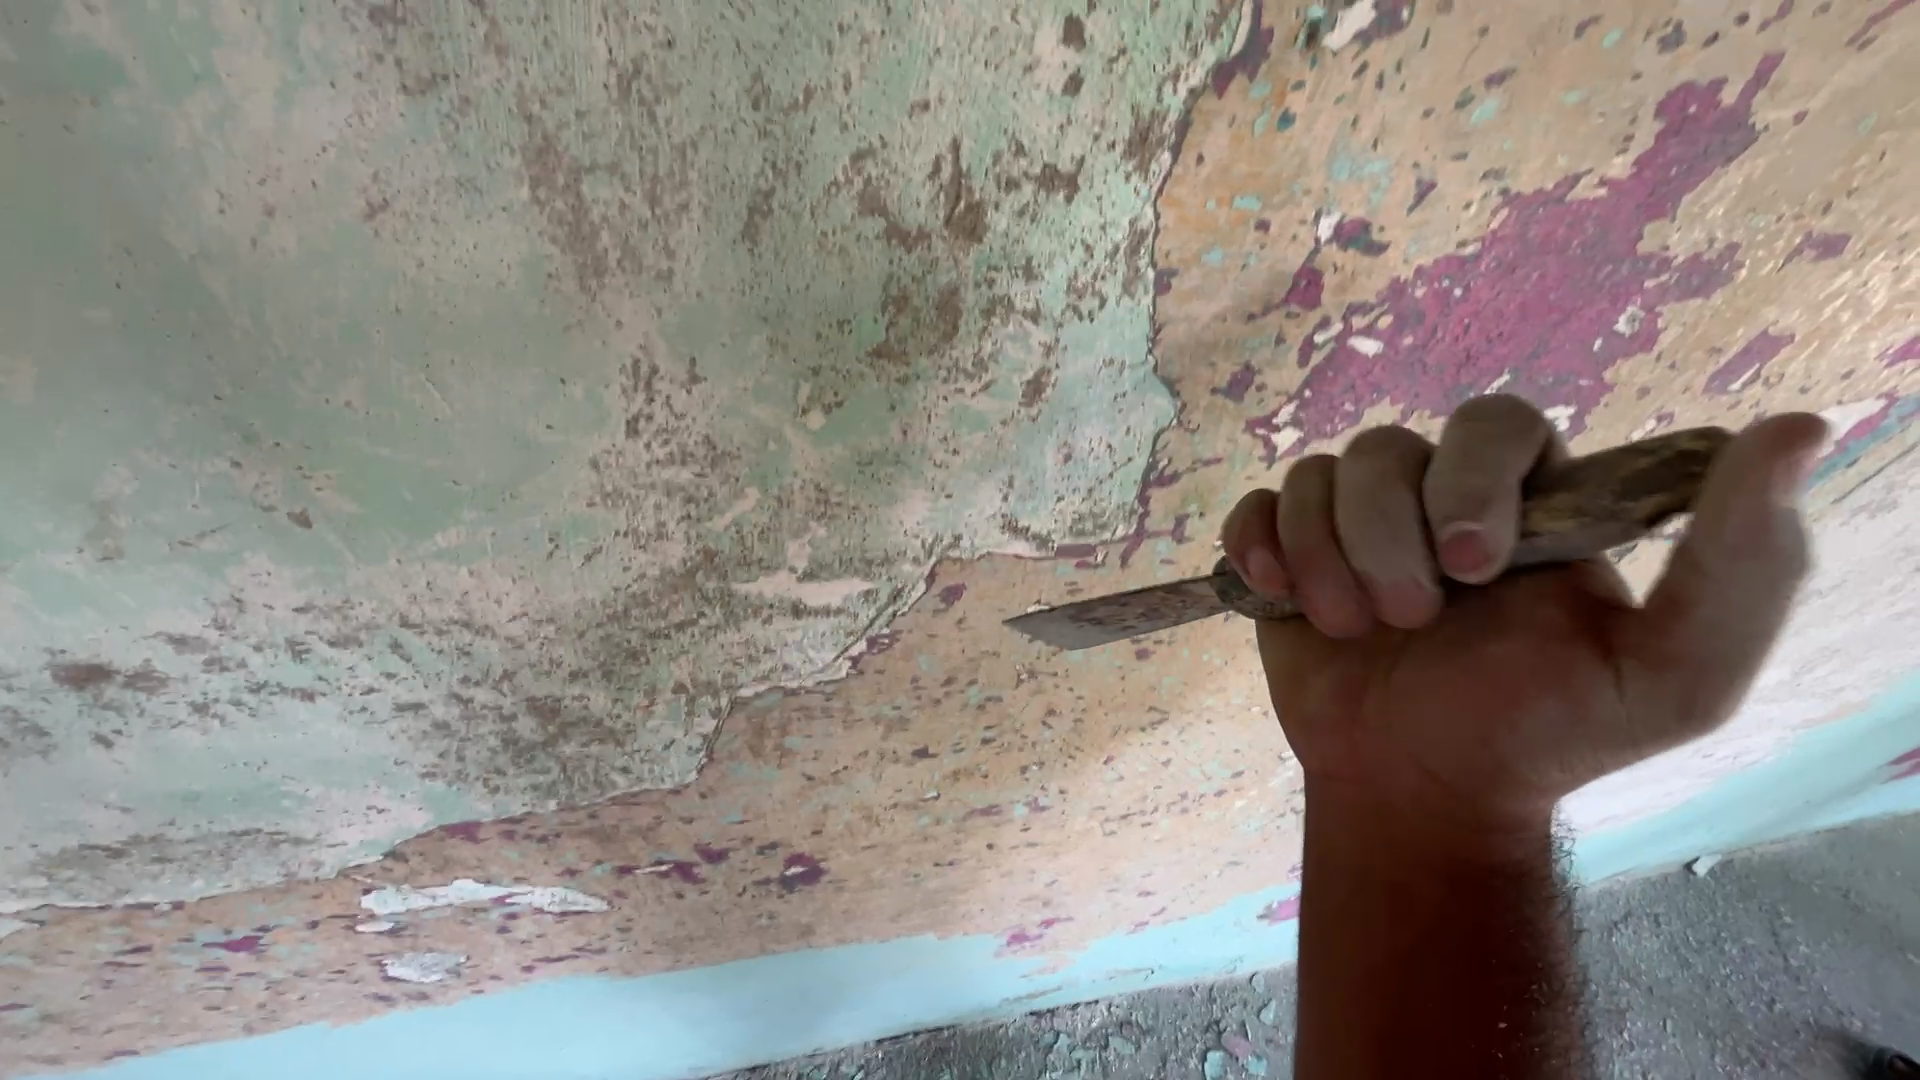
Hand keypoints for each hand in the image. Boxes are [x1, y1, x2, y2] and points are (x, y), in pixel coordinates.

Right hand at [1220, 396, 1826, 828]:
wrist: (1417, 790)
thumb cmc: (1534, 735)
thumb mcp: (1667, 676)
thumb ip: (1740, 567)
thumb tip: (1796, 428)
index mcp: (1522, 503)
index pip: (1491, 424)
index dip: (1469, 477)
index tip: (1469, 566)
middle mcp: (1427, 499)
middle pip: (1381, 448)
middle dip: (1381, 535)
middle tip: (1404, 621)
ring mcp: (1347, 526)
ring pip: (1312, 477)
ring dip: (1321, 557)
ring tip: (1345, 628)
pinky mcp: (1283, 556)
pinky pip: (1253, 509)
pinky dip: (1254, 543)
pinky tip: (1275, 590)